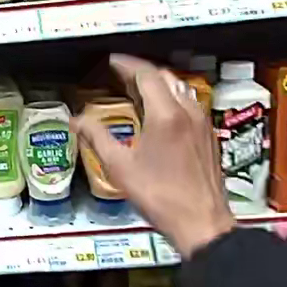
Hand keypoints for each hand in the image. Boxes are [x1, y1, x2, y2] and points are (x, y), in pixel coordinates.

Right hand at [74, 54, 234, 257]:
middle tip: (121, 74)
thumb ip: (96, 137)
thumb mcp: (119, 167)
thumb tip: (78, 121)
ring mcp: (202, 125)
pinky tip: (158, 115)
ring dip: (158, 84)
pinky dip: (171, 99)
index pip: (146, 74)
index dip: (126, 64)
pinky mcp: (208, 137)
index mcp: (166, 115)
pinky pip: (189, 105)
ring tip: (137, 91)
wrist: (201, 223)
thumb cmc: (161, 197)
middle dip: (141, 71)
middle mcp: (188, 113)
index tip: (112, 62)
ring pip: (179, 90)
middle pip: (164, 77)